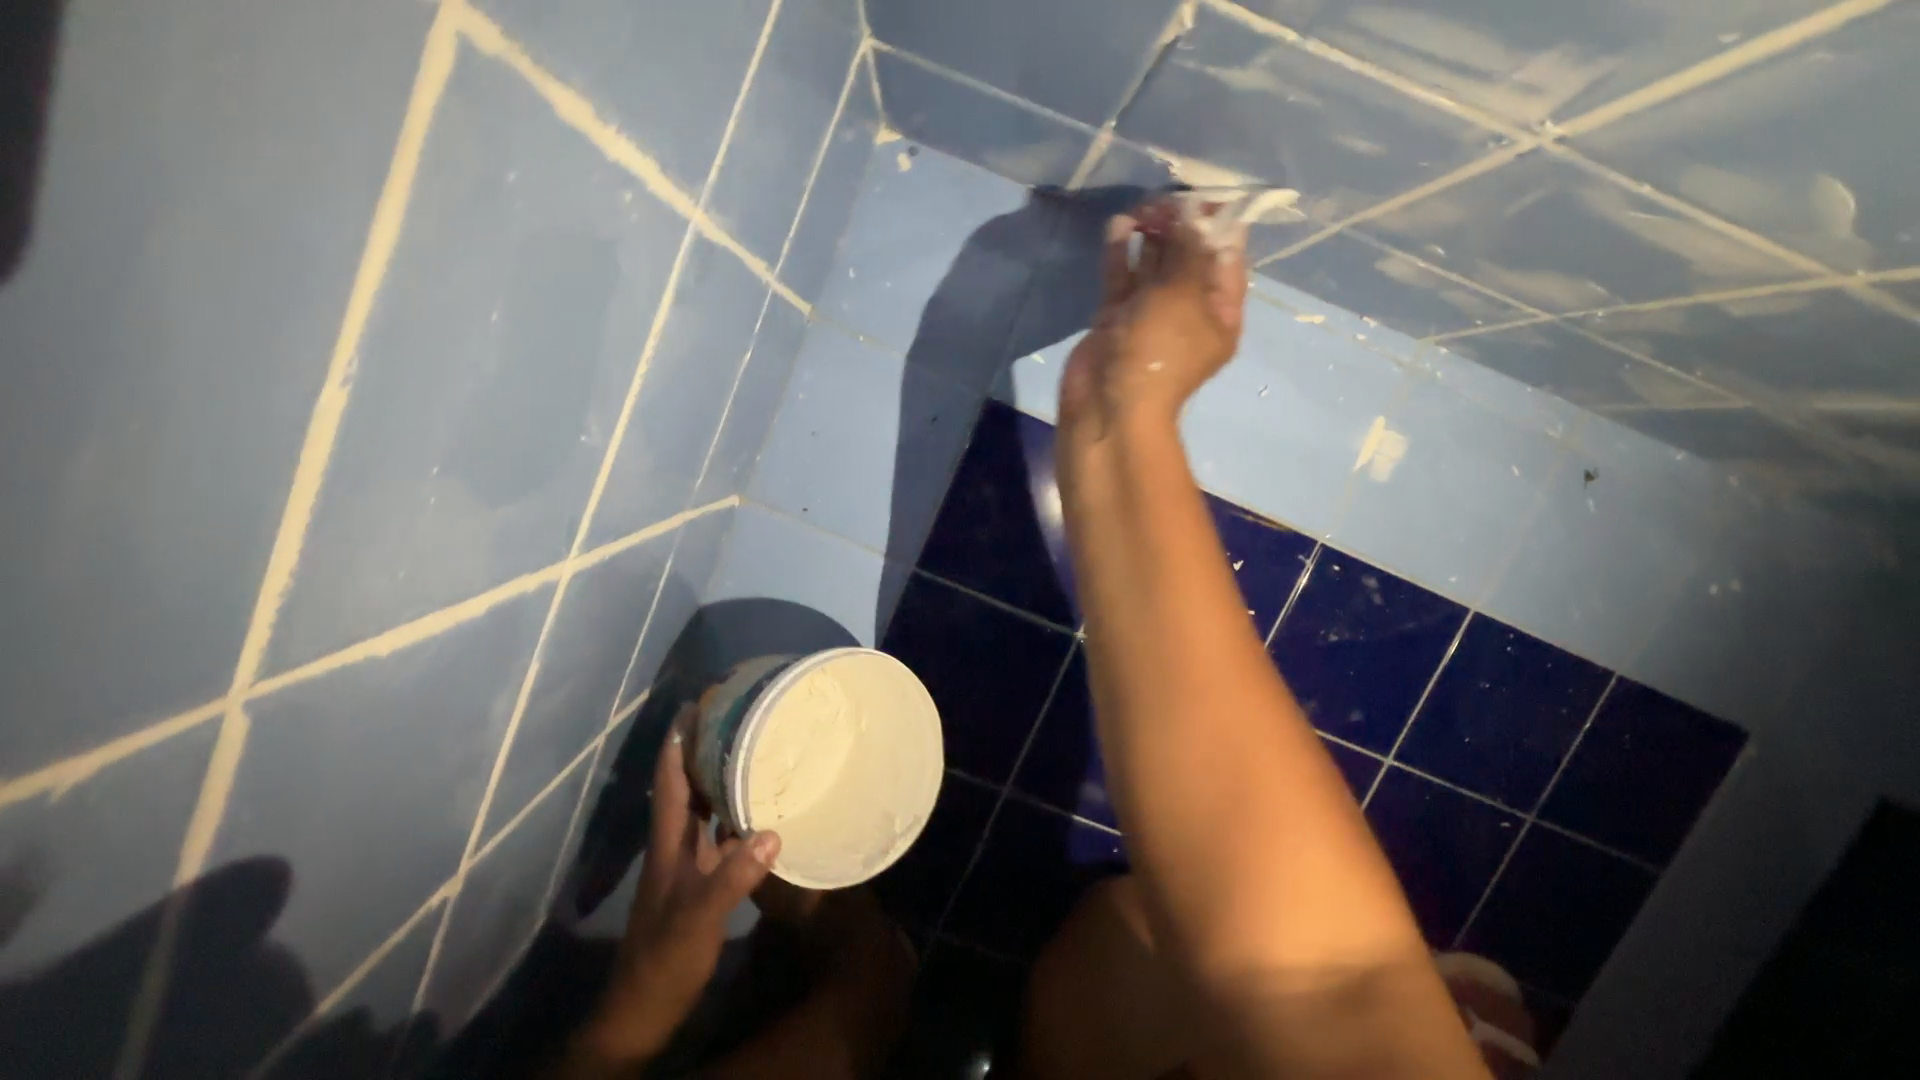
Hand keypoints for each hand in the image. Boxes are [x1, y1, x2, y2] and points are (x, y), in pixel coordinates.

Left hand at [575, 729, 780, 1067]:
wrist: (643, 1009)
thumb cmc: (664, 958)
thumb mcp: (698, 918)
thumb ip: (732, 877)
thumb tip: (771, 832)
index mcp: (668, 843)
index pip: (670, 781)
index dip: (678, 741)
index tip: (695, 704)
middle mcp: (677, 846)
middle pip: (689, 787)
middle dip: (704, 750)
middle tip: (736, 718)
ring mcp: (688, 866)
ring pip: (707, 811)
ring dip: (723, 781)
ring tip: (755, 752)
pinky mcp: (702, 884)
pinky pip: (722, 838)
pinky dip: (739, 819)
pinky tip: (764, 814)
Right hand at [1057, 196, 1248, 446]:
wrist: (1109, 403)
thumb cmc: (1159, 350)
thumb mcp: (1185, 294)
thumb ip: (1189, 248)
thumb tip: (1192, 211)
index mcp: (1221, 313)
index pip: (1227, 258)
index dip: (1217, 224)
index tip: (1201, 193)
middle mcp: (1188, 312)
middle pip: (1189, 258)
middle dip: (1179, 226)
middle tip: (1163, 198)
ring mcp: (1150, 316)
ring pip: (1153, 266)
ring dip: (1149, 236)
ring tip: (1140, 206)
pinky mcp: (1116, 319)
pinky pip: (1122, 279)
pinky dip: (1121, 254)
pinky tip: (1117, 226)